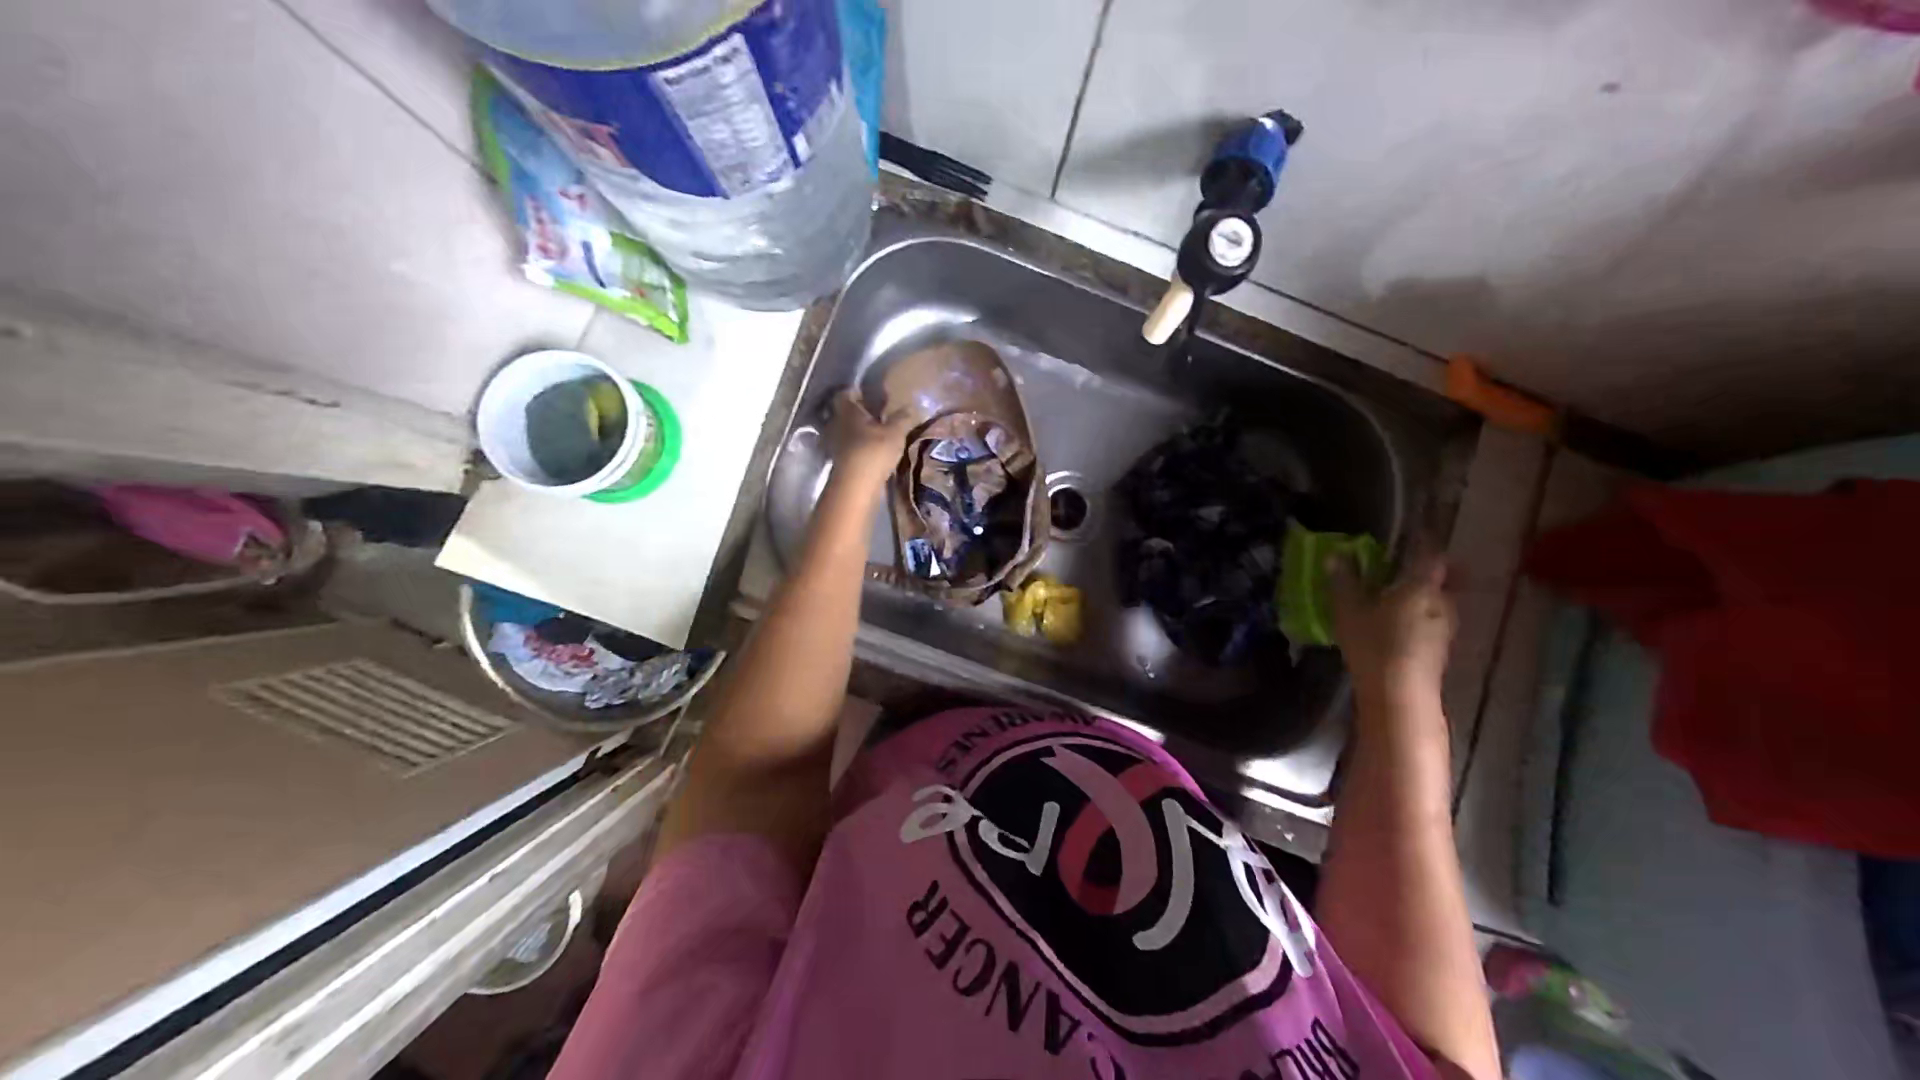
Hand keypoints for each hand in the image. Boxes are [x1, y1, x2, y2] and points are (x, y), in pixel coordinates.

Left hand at [827, 389, 911, 487]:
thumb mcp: (895, 432)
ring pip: (847, 431)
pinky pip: (849, 448)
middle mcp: (836, 423)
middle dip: (859, 413)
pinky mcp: (839, 462)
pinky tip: (873, 452)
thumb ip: (902, 418)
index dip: (857, 392)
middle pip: (845, 413)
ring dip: (859, 432)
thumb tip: (910, 407)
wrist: (856, 486)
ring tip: (878, 434)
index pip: (846, 393)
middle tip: (878, 414)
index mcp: (847, 410)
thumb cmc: (874, 451)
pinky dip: (859, 448)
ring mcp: (835, 444)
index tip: (871, 394)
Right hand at [1328, 551, 1455, 705]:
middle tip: (1398, 572)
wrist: (1400, 695)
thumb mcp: (1348, 610)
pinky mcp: (1441, 650)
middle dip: (1422, 574)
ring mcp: (1445, 628)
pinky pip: (1431, 623)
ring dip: (1420, 599)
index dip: (1423, 542)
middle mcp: (1441, 602)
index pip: (1430, 554)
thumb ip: (1344, 581)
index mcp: (1421, 585)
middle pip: (1439, 579)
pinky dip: (1418, 619)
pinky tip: (1398, 629)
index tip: (1411, 535)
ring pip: (1436, 603)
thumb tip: (1336, 556)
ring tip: (1395, 602)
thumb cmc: (1375, 644)